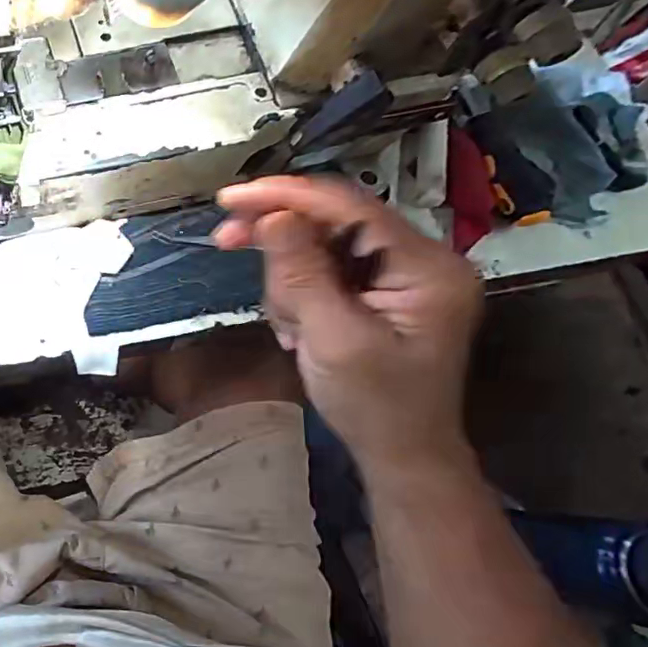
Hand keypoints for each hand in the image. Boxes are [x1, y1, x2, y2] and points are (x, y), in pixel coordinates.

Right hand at [213, 176, 484, 475]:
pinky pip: (318, 273)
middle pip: (331, 223)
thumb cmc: (374, 402)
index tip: (230, 197)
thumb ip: (303, 274)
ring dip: (286, 281)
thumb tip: (271, 217)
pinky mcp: (372, 293)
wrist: (399, 450)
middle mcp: (414, 260)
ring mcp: (394, 277)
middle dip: (278, 239)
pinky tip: (296, 329)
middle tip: (223, 240)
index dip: (287, 196)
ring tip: (289, 328)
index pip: (350, 209)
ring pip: (317, 249)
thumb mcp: (333, 337)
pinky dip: (294, 295)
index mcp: (424, 267)